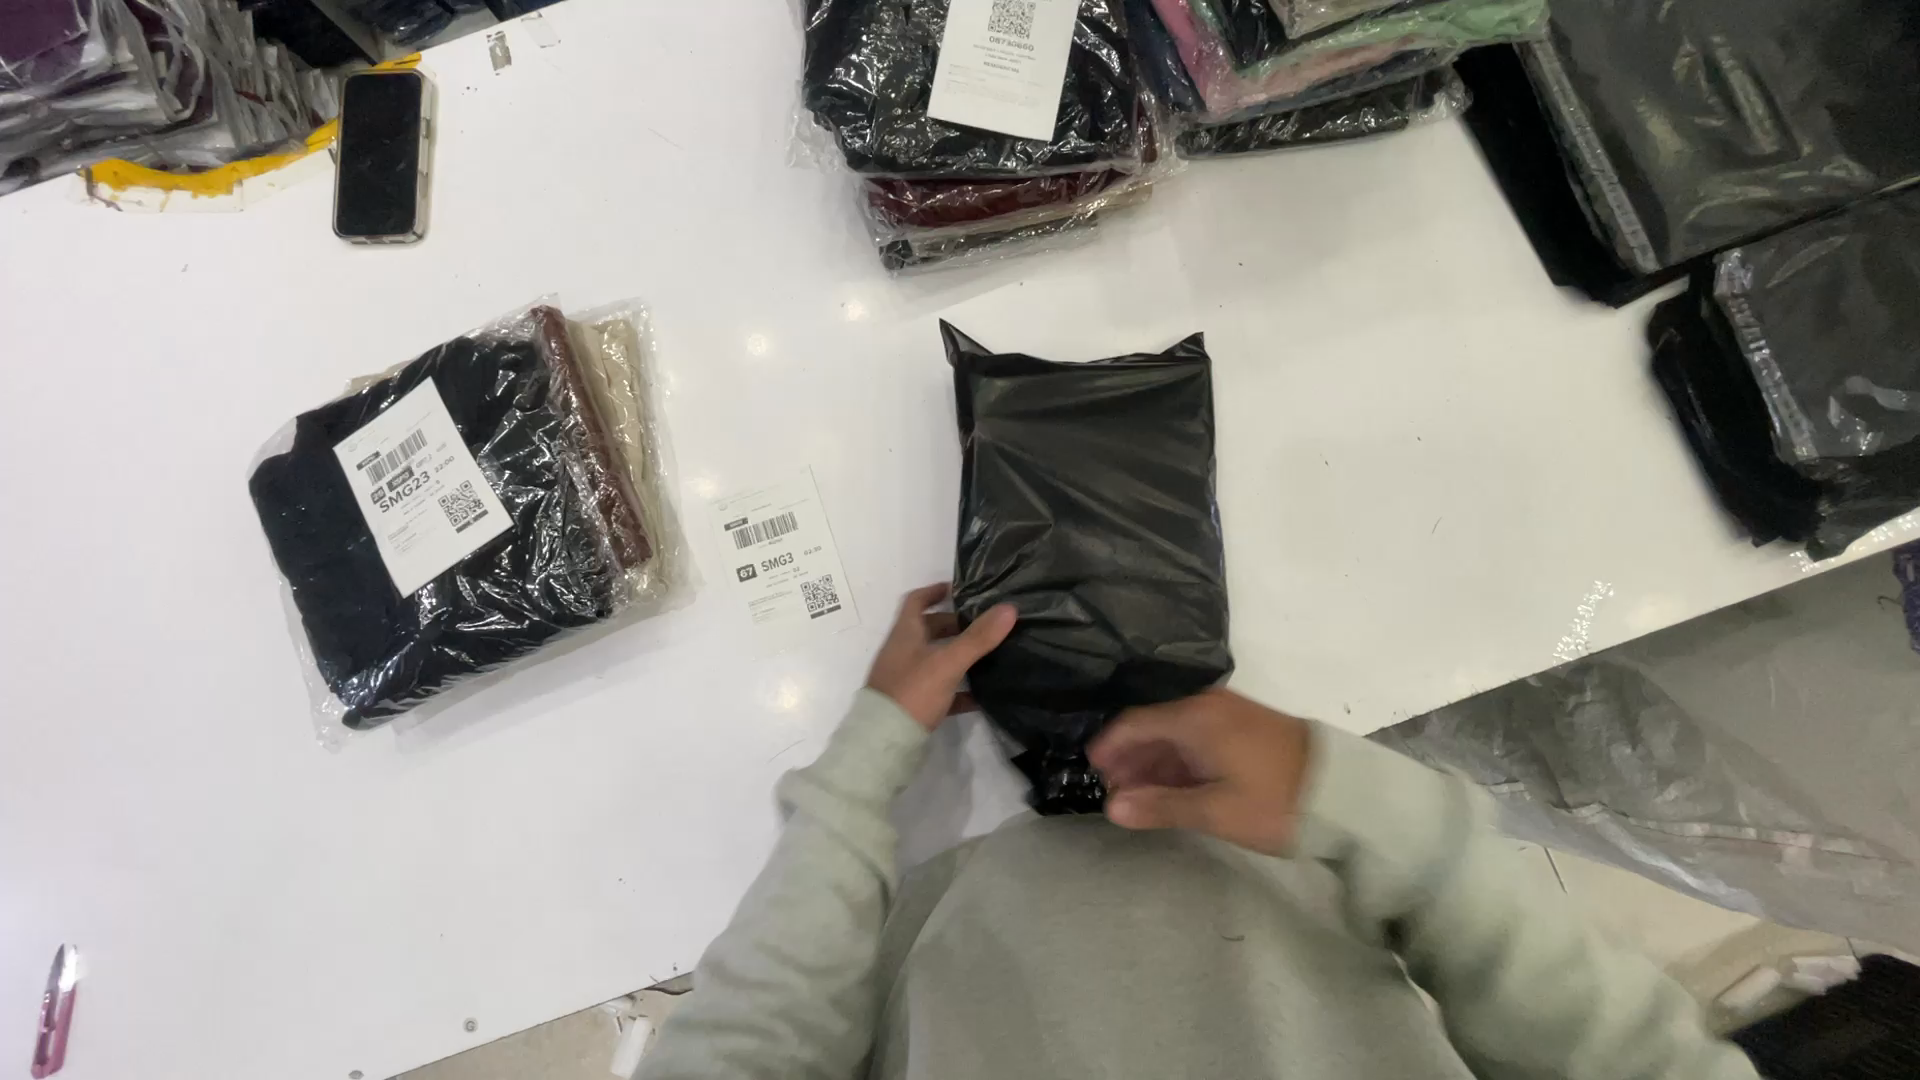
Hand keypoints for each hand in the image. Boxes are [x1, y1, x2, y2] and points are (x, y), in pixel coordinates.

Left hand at [866, 584, 1016, 731]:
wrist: (885, 743)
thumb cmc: (912, 692)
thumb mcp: (948, 662)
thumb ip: (978, 637)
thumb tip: (1009, 608)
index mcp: (905, 634)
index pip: (916, 601)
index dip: (935, 591)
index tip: (960, 590)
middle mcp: (903, 652)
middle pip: (928, 631)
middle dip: (955, 626)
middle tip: (984, 626)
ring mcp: (906, 679)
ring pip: (935, 660)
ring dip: (959, 656)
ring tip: (989, 656)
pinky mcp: (913, 705)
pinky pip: (940, 691)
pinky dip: (959, 691)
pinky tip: (982, 697)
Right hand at [1087, 688, 1314, 855]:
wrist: (1349, 795)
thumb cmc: (1276, 802)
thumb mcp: (1216, 811)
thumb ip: (1161, 807)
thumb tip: (1112, 808)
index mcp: (1195, 718)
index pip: (1134, 724)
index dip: (1109, 748)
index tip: (1090, 772)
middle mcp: (1206, 706)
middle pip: (1153, 727)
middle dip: (1130, 760)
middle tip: (1114, 793)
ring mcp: (1227, 715)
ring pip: (1174, 734)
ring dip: (1153, 763)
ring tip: (1139, 796)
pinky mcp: (1243, 728)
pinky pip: (1196, 739)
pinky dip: (1178, 762)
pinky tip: (1173, 787)